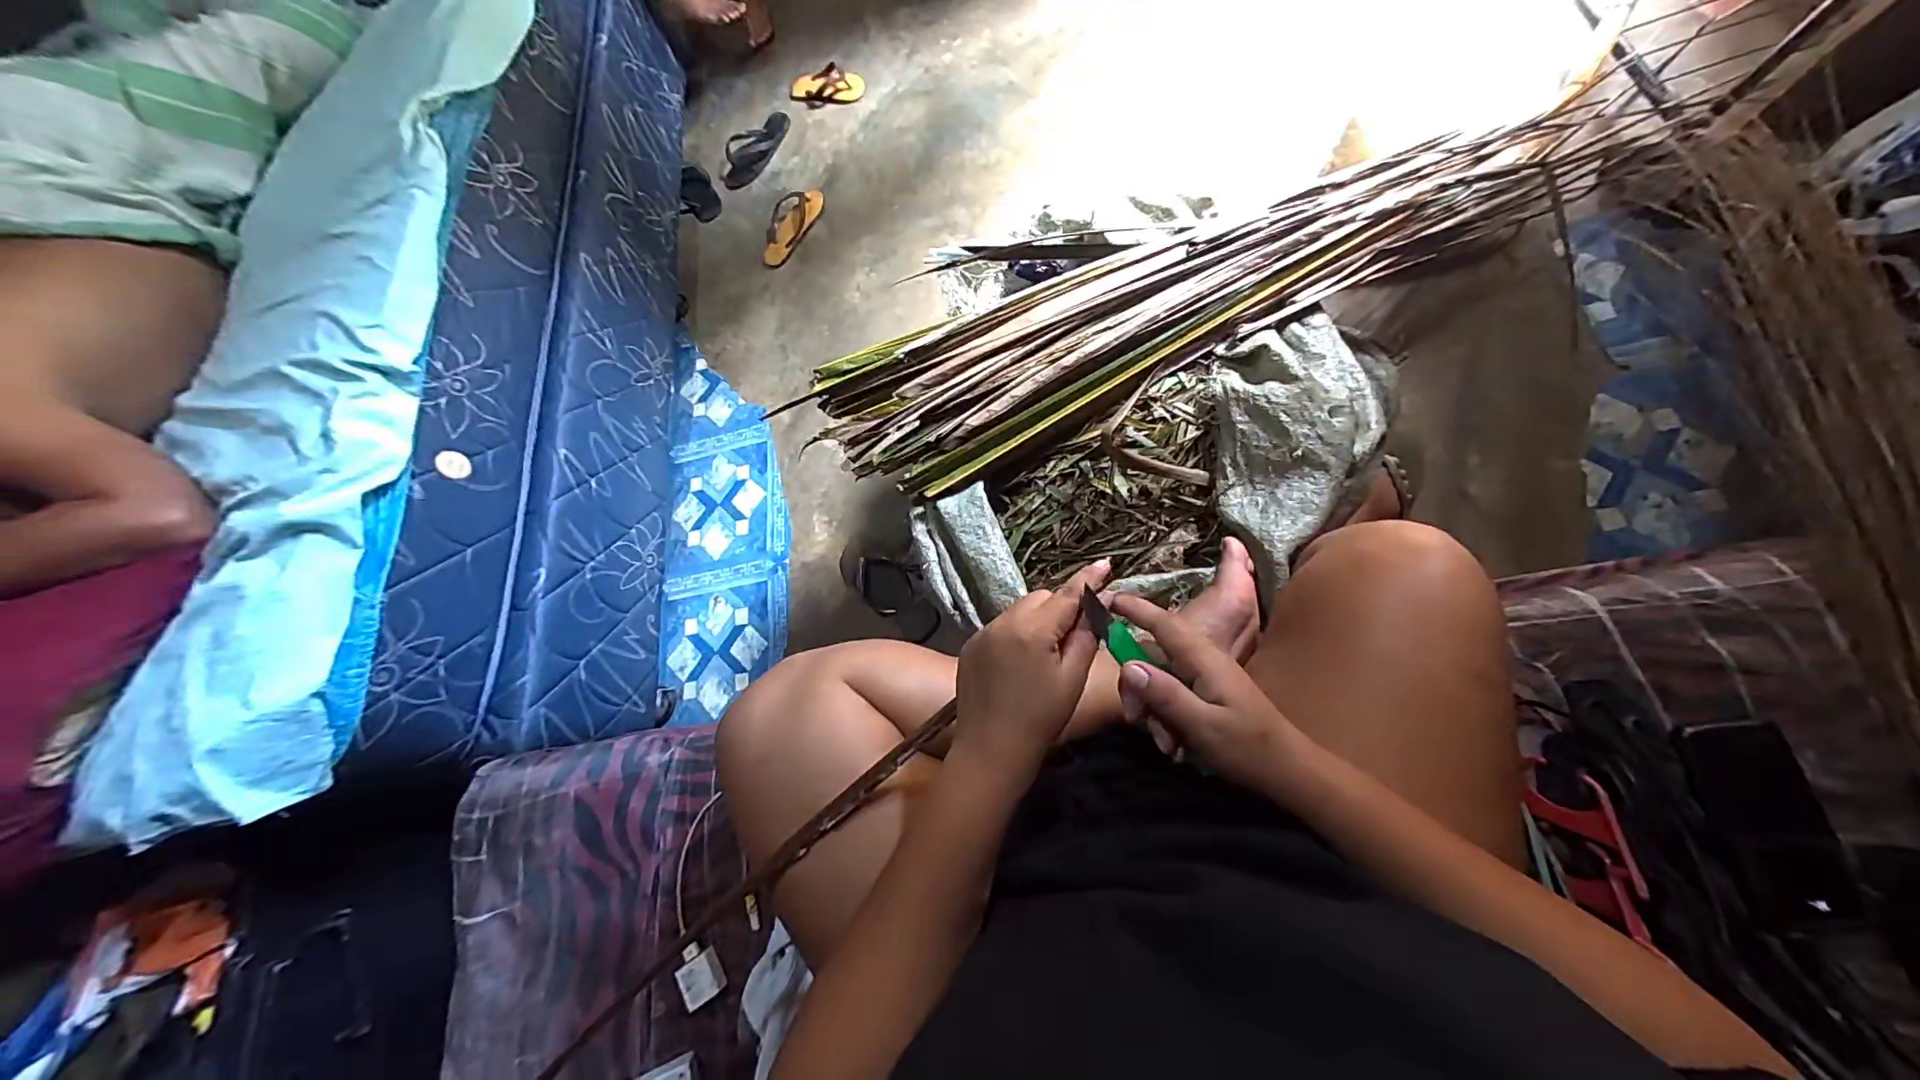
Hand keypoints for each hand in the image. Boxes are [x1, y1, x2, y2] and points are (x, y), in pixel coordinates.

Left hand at [951, 562, 1106, 775]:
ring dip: (1037, 620)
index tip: (1105, 563)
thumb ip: (1086, 635)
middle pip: (1041, 598)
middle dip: (1059, 608)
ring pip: (1020, 610)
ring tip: (1045, 653)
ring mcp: (983, 632)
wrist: (991, 748)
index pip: (1067, 594)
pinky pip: (1001, 626)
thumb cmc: (1041, 718)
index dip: (1088, 579)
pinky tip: (1020, 663)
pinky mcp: (971, 644)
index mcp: (1033, 629)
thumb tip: (1098, 603)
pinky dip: (1016, 633)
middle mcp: (1004, 622)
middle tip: (1073, 636)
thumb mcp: (1073, 677)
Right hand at [1107, 593, 1311, 794]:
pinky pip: (1174, 695)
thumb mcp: (1201, 725)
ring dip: (1153, 709)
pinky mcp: (1210, 694)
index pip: (1165, 624)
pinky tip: (1176, 745)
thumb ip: (1164, 694)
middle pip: (1155, 658)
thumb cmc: (1248, 748)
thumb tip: (1129, 664)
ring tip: (1167, 745)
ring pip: (1162, 680)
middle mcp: (1206, 662)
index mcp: (1205, 660)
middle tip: (1135, 718)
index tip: (1111, 598)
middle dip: (1137, 686)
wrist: (1289, 771)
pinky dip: (1167, 717)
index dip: (1137, 609)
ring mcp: (1209, 678)